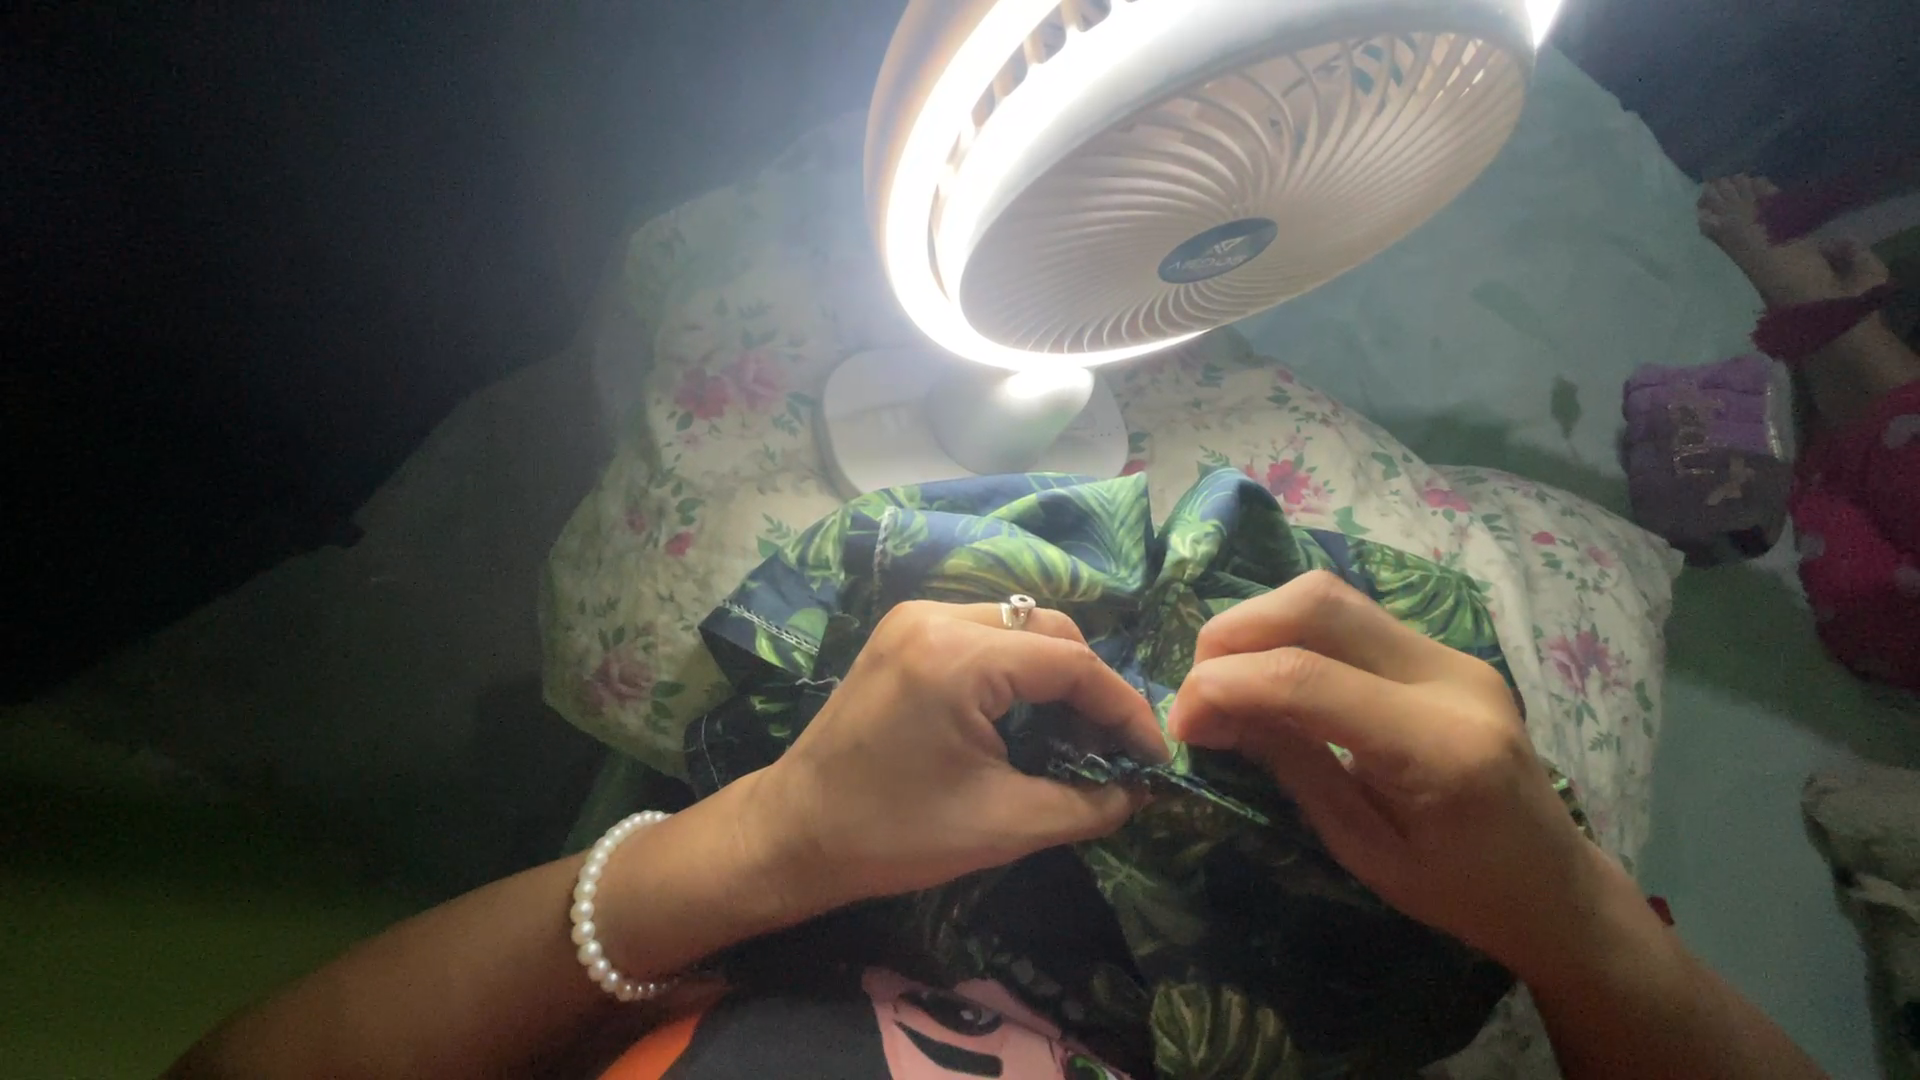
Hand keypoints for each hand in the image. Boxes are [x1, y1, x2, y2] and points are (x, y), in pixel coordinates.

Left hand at [741, 600, 1165, 919]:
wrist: (794, 832)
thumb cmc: (892, 835)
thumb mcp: (1003, 824)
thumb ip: (1087, 803)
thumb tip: (1140, 789)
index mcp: (957, 656)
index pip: (1071, 662)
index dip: (1124, 708)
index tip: (1153, 756)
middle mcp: (936, 615)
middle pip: (1049, 630)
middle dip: (1092, 686)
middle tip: (1114, 746)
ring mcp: (915, 616)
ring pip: (1019, 625)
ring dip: (1057, 672)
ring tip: (1078, 732)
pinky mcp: (904, 631)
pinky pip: (984, 632)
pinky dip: (1018, 667)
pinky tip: (1028, 712)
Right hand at [1166, 571, 1630, 984]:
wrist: (1557, 885)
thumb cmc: (1461, 892)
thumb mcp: (1360, 848)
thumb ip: (1287, 763)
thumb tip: (1204, 712)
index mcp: (1439, 748)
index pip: (1304, 678)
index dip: (1222, 686)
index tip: (1180, 723)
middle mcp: (1450, 678)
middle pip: (1315, 604)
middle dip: (1230, 634)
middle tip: (1197, 689)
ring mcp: (1449, 652)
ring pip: (1326, 594)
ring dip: (1254, 625)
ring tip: (1225, 679)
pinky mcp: (1438, 648)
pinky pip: (1344, 613)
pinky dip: (1286, 630)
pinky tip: (1268, 672)